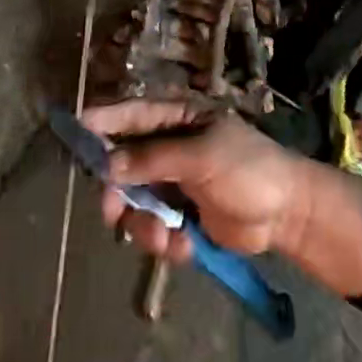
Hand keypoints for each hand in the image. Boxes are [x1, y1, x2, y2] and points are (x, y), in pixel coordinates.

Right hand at [81, 99, 311, 265]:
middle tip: (113, 211)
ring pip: (136, 202)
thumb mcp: (202, 158)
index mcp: (180, 120)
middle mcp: (172, 148)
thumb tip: (109, 164)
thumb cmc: (248, 169)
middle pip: (125, 164)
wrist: (286, 213)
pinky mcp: (183, 215)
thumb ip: (154, 159)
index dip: (104, 120)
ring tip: (164, 238)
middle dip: (119, 191)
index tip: (75, 129)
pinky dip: (165, 241)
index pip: (134, 114)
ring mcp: (176, 183)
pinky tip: (185, 248)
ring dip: (144, 224)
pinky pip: (155, 227)